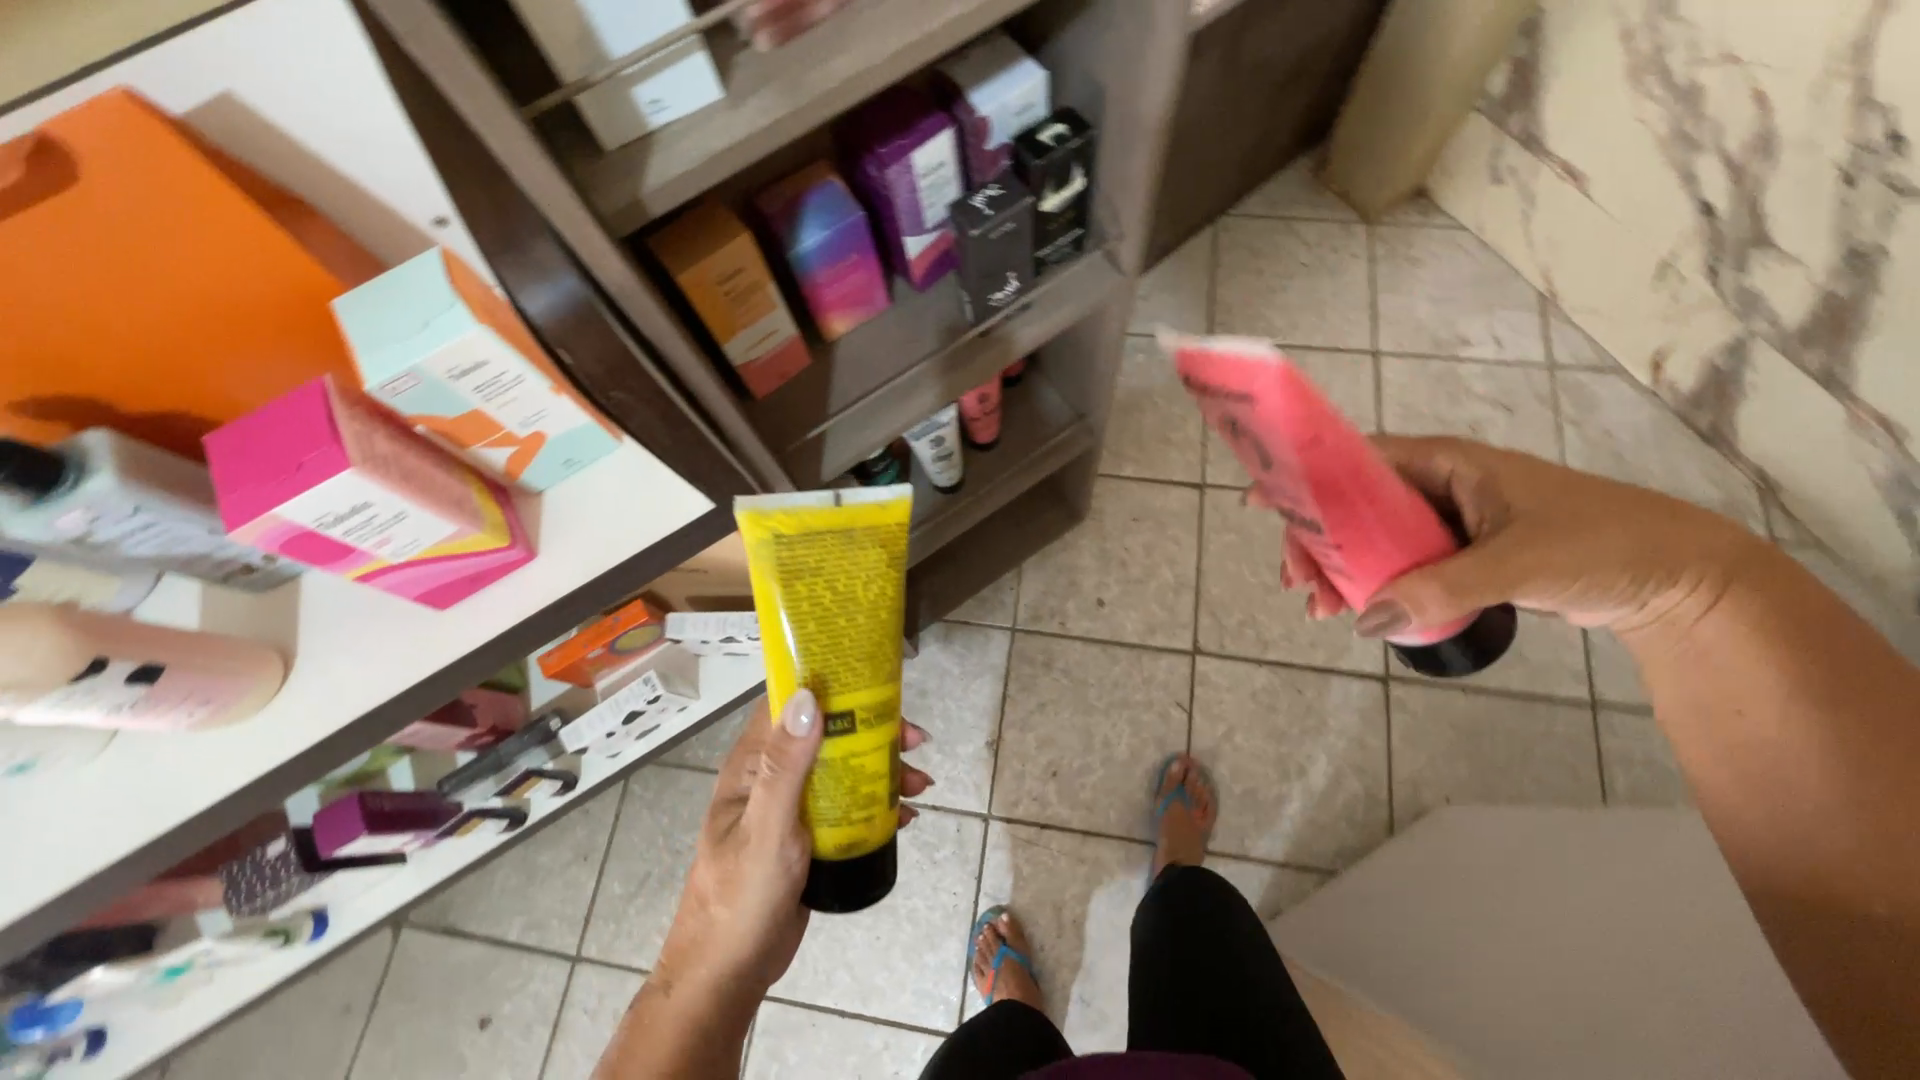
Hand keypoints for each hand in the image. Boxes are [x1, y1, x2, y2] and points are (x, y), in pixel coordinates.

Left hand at [654, 691, 932, 998]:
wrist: (730, 972)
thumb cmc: (740, 897)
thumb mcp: (766, 829)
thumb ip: (785, 766)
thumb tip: (810, 697)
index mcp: (753, 766)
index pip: (791, 705)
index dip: (833, 689)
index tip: (877, 688)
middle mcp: (773, 778)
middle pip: (828, 737)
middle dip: (874, 733)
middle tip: (916, 742)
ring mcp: (793, 810)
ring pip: (843, 772)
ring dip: (883, 771)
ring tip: (920, 785)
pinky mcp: (810, 839)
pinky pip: (848, 809)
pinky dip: (877, 805)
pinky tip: (904, 816)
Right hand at [1272, 436, 1764, 635]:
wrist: (1677, 579)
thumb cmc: (1601, 545)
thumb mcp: (1518, 562)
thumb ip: (1442, 589)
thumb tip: (1365, 620)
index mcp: (1450, 464)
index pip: (1359, 460)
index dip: (1306, 476)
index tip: (1263, 501)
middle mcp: (1441, 487)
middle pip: (1355, 506)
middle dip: (1317, 540)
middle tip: (1296, 581)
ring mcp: (1451, 523)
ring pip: (1373, 540)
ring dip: (1341, 570)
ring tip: (1319, 608)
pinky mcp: (1464, 556)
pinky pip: (1401, 567)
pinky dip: (1375, 588)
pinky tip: (1360, 615)